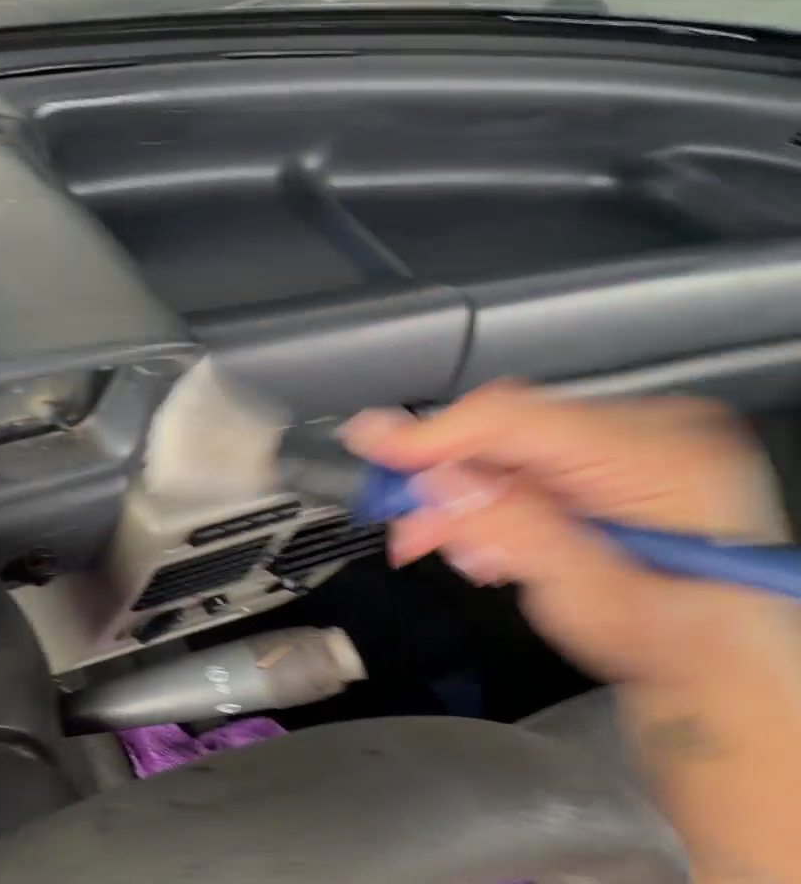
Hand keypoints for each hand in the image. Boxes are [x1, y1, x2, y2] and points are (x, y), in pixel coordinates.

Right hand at [341, 382, 799, 691]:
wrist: (717, 668)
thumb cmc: (676, 647)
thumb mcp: (588, 597)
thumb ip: (513, 531)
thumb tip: (438, 482)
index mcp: (664, 459)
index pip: (517, 418)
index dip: (433, 433)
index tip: (368, 445)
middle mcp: (653, 434)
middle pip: (503, 428)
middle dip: (440, 474)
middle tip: (399, 516)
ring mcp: (630, 441)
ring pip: (497, 444)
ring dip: (452, 491)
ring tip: (430, 539)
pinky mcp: (605, 454)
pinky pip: (512, 456)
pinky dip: (477, 493)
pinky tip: (470, 533)